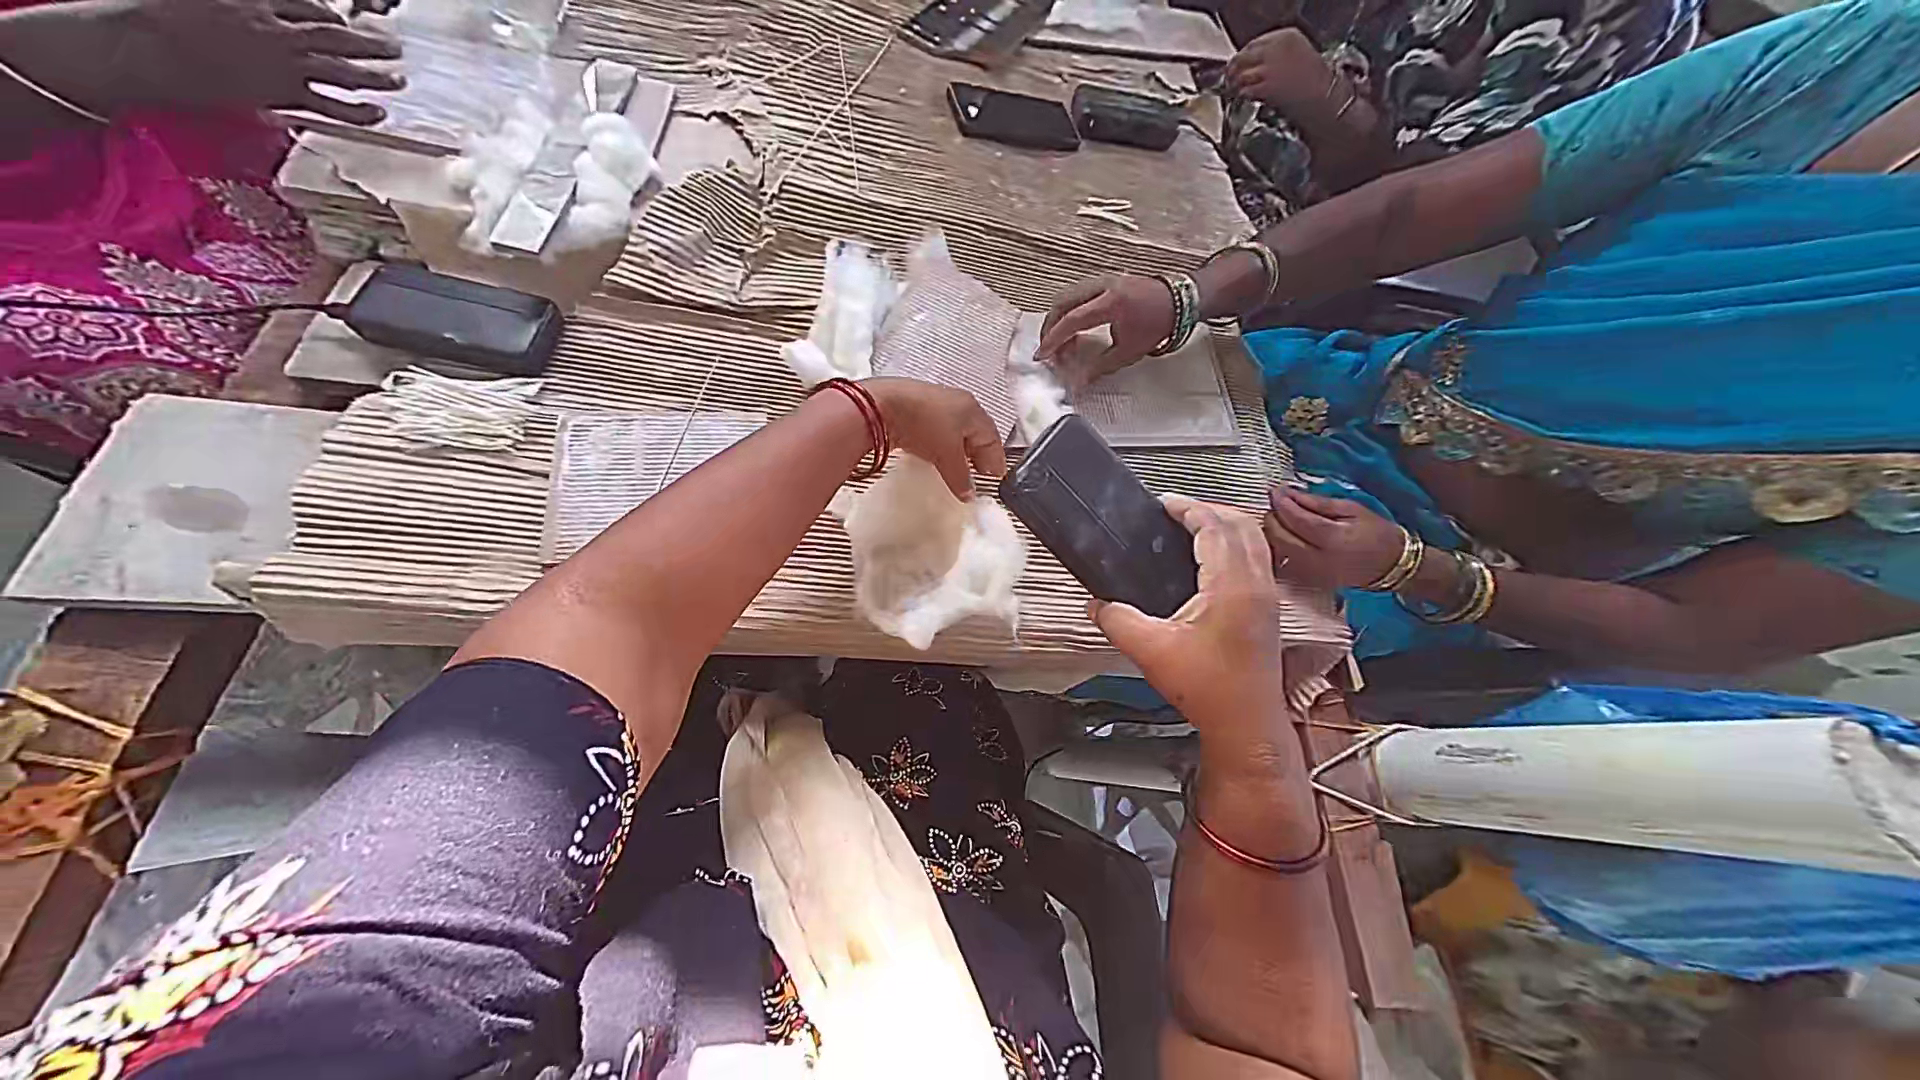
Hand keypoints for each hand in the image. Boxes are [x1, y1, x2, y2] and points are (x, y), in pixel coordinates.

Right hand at [123, 0, 404, 123]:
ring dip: (377, 76)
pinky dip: (361, 112)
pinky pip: (333, 106)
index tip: (341, 18)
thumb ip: (240, 3)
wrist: (138, 46)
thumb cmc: (152, 13)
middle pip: (336, 34)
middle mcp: (273, 28)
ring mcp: (281, 62)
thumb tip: (269, 9)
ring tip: (398, 78)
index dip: (328, 11)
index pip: (305, 1)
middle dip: (370, 42)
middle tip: (394, 48)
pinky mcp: (282, 92)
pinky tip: (380, 113)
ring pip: (344, 70)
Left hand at [863, 377, 1007, 499]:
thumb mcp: (947, 455)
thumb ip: (960, 476)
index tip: (994, 475)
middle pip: (975, 433)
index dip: (995, 459)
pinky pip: (935, 431)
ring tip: (955, 469)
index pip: (992, 437)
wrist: (882, 406)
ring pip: (954, 432)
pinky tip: (932, 457)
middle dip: (978, 454)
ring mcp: (935, 404)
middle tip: (978, 474)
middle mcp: (956, 403)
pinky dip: (939, 446)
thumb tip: (967, 492)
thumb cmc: (922, 421)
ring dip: (958, 451)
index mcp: (972, 409)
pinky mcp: (915, 409)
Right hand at [1036, 273, 1173, 388]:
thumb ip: (1099, 367)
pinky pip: (1076, 295)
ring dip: (1058, 320)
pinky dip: (1068, 313)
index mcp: (1110, 302)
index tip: (1043, 355)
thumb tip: (1079, 382)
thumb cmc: (1158, 323)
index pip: (1072, 320)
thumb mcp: (1129, 352)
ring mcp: (1102, 281)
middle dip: (1050, 328)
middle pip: (1061, 304)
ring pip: (1066, 298)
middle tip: (1048, 351)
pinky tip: (1073, 331)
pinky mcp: (1103, 282)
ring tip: (1061, 345)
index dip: (1054, 339)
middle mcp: (1102, 287)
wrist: (1178, 301)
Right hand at [1090, 496, 1283, 735]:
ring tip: (1193, 526)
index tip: (1166, 503)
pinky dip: (1235, 544)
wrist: (1245, 724)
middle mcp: (1256, 586)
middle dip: (1209, 509)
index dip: (1189, 509)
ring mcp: (1267, 597)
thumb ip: (1117, 621)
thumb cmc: (1211, 691)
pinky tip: (1211, 558)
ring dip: (1225, 525)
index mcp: (1232, 587)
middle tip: (1178, 510)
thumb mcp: (1150, 651)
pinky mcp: (1268, 610)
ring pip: (1254, 540)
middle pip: (1242, 524)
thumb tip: (1097, 604)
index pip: (1215, 527)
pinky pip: (1257, 558)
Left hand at [1224, 27, 1334, 110]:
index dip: (1241, 55)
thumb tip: (1254, 62)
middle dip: (1233, 69)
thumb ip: (1275, 53)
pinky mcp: (1266, 87)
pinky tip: (1244, 96)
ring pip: (1242, 75)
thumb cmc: (1313, 77)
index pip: (1254, 43)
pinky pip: (1246, 90)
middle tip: (1229, 77)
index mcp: (1286, 36)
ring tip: (1234, 89)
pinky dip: (1242, 94)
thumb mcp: (1296, 53)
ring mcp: (1270, 68)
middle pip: (1244, 57)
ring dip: (1235, 84)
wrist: (1323, 93)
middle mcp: (1277, 49)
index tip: (1236, 62)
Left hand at [1263, 487, 1406, 589]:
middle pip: (1279, 536)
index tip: (1276, 490)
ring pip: (1276, 549)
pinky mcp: (1307, 580)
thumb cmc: (1376, 533)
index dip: (1281, 502)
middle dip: (1273, 516)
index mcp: (1331, 539)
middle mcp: (1316, 559)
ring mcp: (1309, 573)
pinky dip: (1277, 546)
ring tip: (1282, 517)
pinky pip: (1282, 561)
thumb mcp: (1352, 509)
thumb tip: (1288, 493)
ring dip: (1273, 531)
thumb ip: (1317, 502)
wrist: (1391, 566)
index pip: (1294, 518)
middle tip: (1278, 503)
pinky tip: (1285, 535)